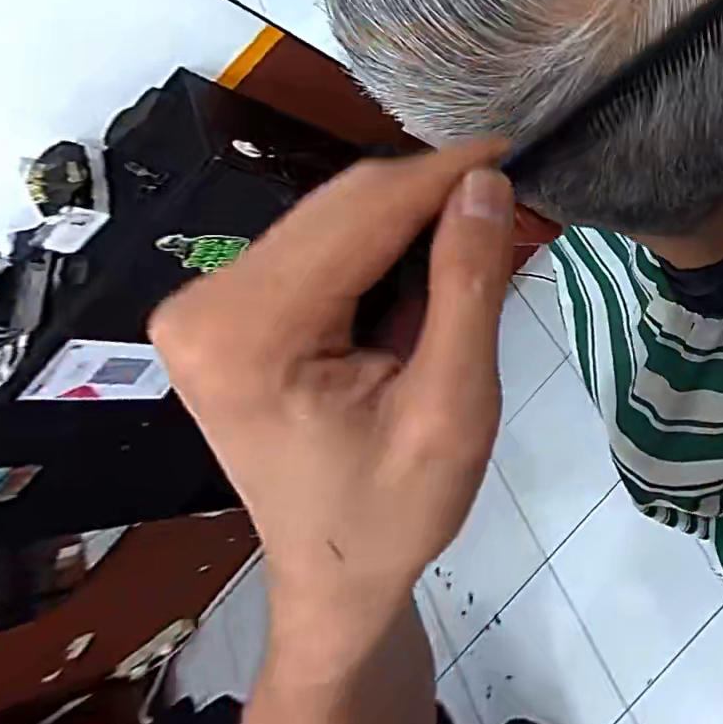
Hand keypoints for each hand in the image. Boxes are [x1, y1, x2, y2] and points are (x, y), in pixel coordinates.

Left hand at [149, 141, 512, 664]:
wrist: (337, 574)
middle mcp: (210, 302)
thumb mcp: (454, 403)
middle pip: (345, 204)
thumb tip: (486, 184)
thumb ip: (468, 286)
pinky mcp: (237, 307)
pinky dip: (393, 240)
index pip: (364, 213)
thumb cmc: (397, 508)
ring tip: (484, 228)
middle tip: (510, 195)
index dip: (446, 174)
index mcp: (250, 332)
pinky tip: (437, 255)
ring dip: (419, 215)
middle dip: (435, 192)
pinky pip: (330, 242)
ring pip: (340, 214)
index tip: (512, 149)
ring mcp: (215, 302)